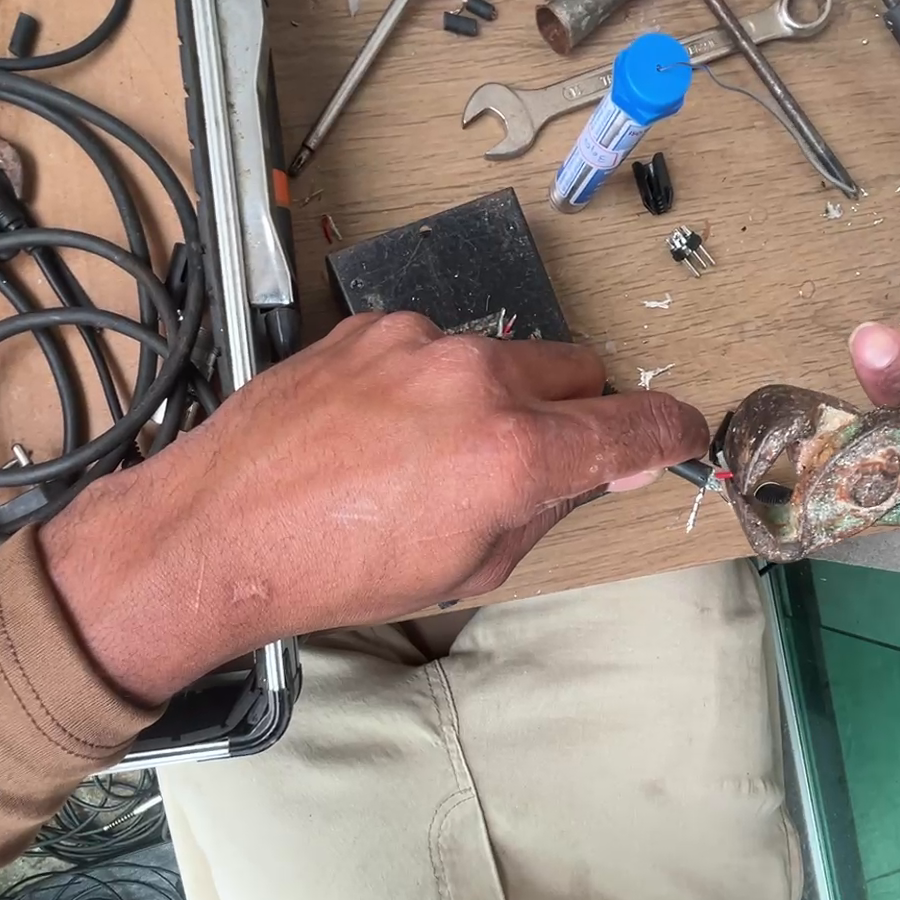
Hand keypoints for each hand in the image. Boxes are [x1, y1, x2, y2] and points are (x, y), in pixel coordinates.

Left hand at [39, 311, 708, 702]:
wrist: (219, 531)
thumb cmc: (339, 572)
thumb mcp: (468, 569)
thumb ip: (548, 507)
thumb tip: (600, 468)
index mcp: (511, 455)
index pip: (632, 426)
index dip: (670, 431)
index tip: (680, 433)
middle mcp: (475, 380)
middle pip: (579, 370)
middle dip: (578, 415)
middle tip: (540, 459)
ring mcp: (420, 342)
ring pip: (509, 356)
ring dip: (504, 398)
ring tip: (440, 451)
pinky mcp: (373, 327)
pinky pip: (441, 347)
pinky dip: (441, 382)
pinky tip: (392, 425)